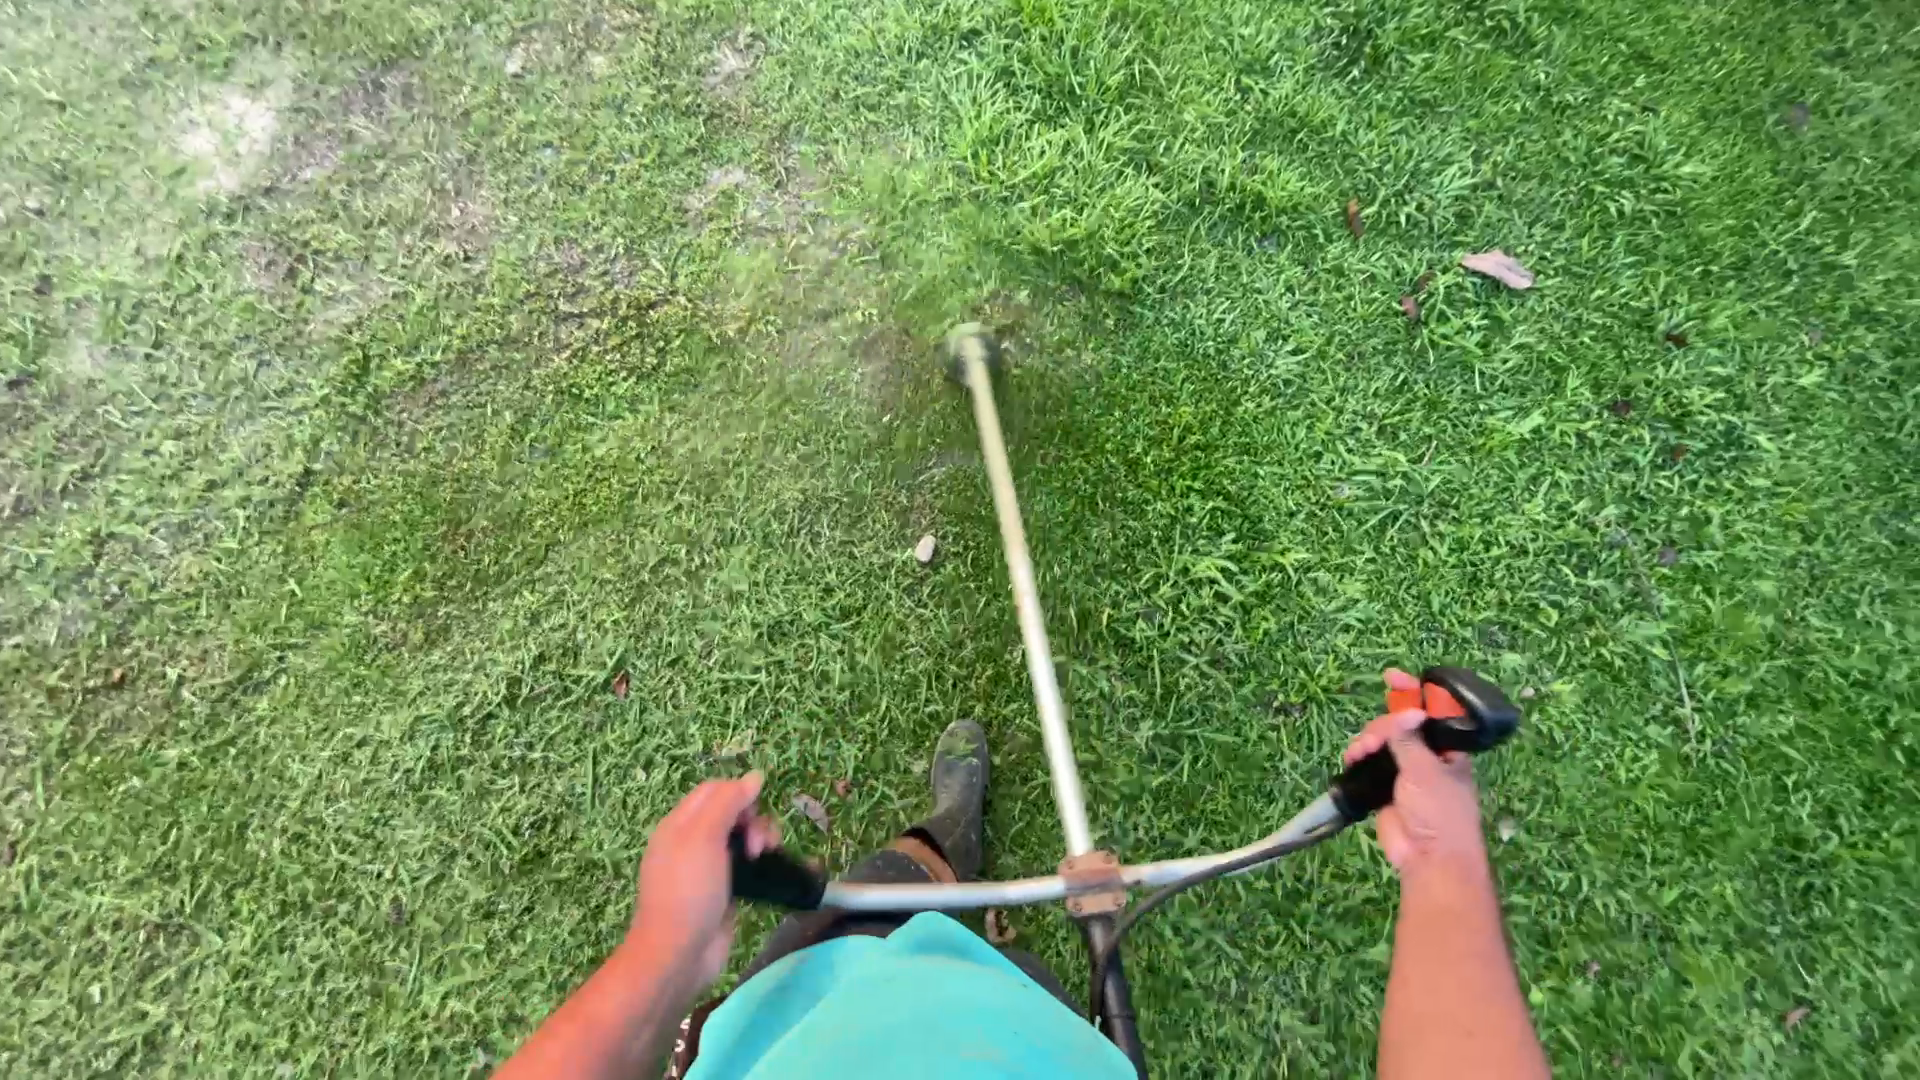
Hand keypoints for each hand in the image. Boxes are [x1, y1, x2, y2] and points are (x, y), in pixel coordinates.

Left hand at [629, 772, 780, 988]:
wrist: (679, 955)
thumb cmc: (688, 891)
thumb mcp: (704, 837)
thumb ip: (728, 802)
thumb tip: (755, 776)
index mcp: (679, 824)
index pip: (714, 790)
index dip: (738, 793)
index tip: (753, 812)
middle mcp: (692, 842)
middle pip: (731, 811)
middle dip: (752, 818)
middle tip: (758, 842)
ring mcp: (708, 867)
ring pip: (742, 836)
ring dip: (760, 837)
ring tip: (764, 855)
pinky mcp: (724, 889)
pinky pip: (746, 862)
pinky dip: (759, 860)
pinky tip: (765, 868)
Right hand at [1343, 669, 1487, 876]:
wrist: (1429, 858)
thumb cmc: (1439, 812)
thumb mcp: (1426, 770)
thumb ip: (1409, 739)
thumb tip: (1407, 710)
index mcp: (1448, 751)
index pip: (1433, 713)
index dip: (1414, 693)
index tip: (1393, 677)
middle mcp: (1427, 758)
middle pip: (1399, 725)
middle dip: (1382, 726)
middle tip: (1373, 739)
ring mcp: (1406, 772)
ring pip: (1381, 742)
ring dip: (1368, 741)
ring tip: (1361, 753)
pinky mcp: (1385, 787)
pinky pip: (1369, 762)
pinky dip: (1359, 757)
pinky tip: (1353, 759)